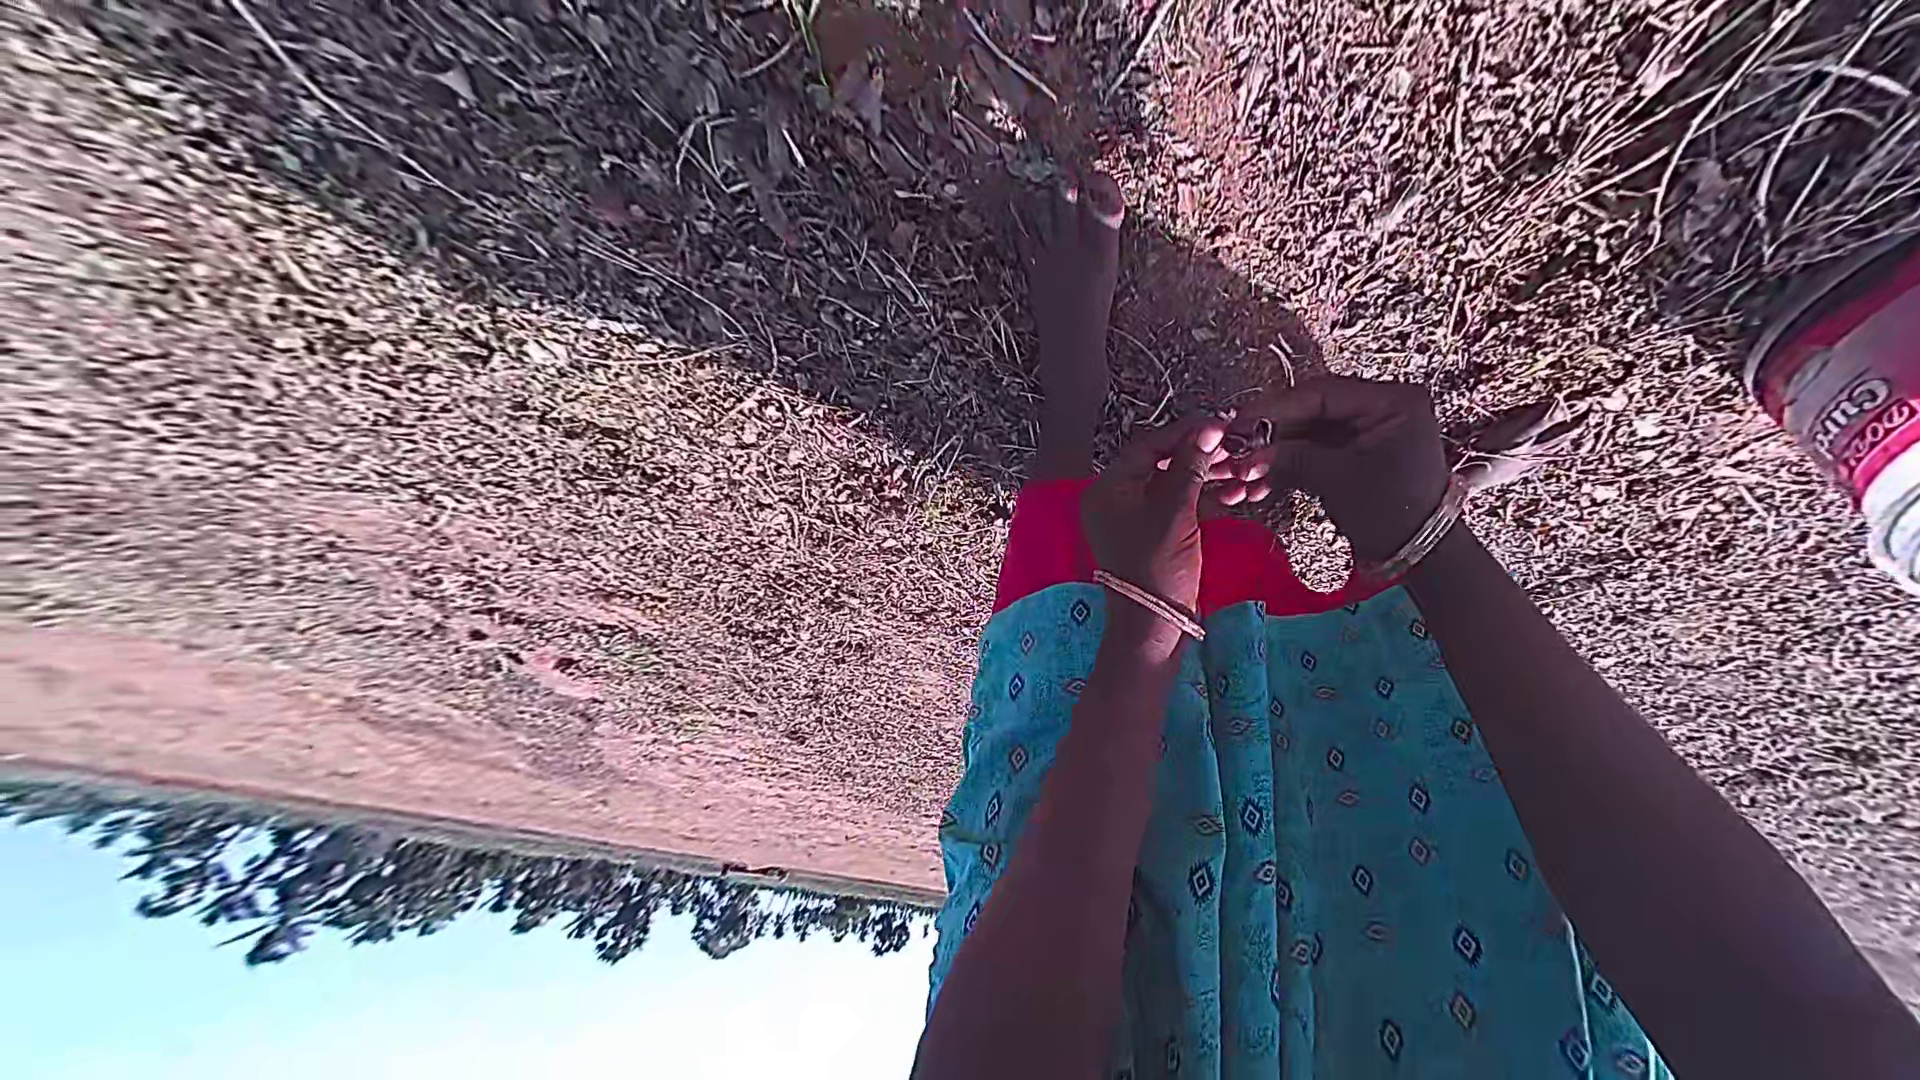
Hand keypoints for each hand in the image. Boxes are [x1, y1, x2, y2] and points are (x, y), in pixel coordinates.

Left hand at [1080, 413, 1236, 612]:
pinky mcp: (1157, 534)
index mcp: (1108, 489)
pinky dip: (1207, 499)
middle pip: (1163, 464)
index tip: (1220, 424)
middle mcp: (1118, 499)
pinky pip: (1181, 506)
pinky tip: (1239, 494)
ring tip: (1247, 472)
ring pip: (1176, 485)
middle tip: (1239, 447)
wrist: (1155, 624)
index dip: (1184, 433)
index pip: (1147, 447)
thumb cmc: (1158, 567)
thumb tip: (1208, 429)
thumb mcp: (1175, 513)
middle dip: (1202, 455)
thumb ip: (1190, 467)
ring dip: (1211, 477)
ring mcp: (1137, 517)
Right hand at [1228, 377, 1448, 563]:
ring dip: (1267, 454)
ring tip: (1237, 472)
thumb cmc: (1394, 511)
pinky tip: (1253, 485)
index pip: (1319, 394)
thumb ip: (1292, 458)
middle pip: (1305, 412)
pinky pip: (1305, 453)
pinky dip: (1279, 468)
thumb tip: (1247, 453)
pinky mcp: (1345, 456)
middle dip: (1266, 434)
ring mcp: (1359, 434)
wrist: (1418, 553)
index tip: (1239, 424)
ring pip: (1299, 435)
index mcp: (1390, 402)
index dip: (1273, 409)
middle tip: (1233, 447)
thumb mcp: (1339, 479)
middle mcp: (1376, 410)